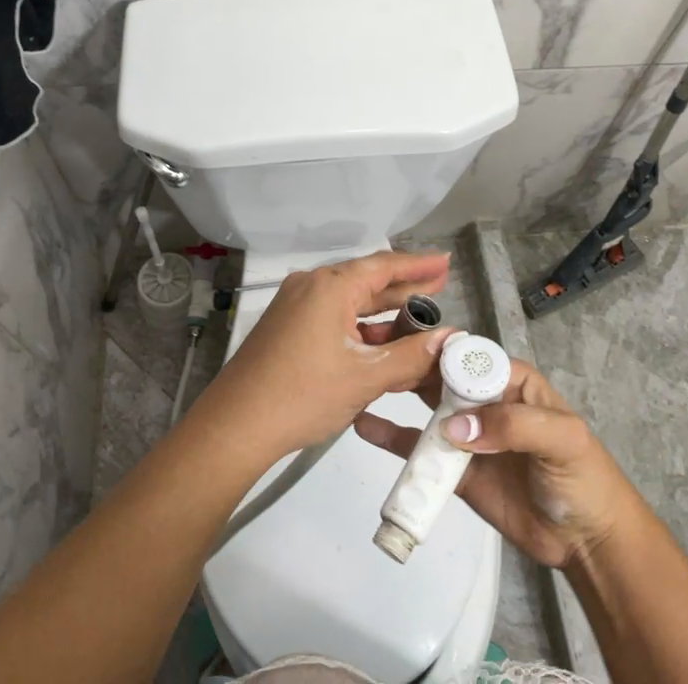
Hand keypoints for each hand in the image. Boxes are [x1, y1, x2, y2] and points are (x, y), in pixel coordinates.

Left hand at [197, 251, 458, 461]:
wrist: (236, 426)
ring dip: (383, 313)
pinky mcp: (287, 329)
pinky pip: (333, 318)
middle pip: (366, 281)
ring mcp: (295, 307)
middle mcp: (310, 287)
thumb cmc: (304, 395)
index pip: (383, 265)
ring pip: (349, 303)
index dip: (418, 265)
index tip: (446, 261)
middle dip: (404, 287)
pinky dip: (360, 328)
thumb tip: (451, 338)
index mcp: (329, 286)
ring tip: (420, 318)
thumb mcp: (366, 376)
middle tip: (441, 285)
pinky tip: (383, 344)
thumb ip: (412, 355)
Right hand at [355, 359, 634, 568]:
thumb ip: (513, 425)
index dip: (437, 350)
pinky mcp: (456, 471)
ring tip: (361, 384)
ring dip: (396, 396)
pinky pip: (421, 451)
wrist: (587, 541)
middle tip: (370, 358)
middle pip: (441, 376)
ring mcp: (469, 436)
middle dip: (409, 365)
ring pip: (426, 408)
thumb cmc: (583, 478)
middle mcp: (486, 402)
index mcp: (513, 382)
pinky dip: (393, 439)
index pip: (469, 357)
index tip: (401, 344)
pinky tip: (365, 427)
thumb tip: (453, 428)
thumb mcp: (562, 439)